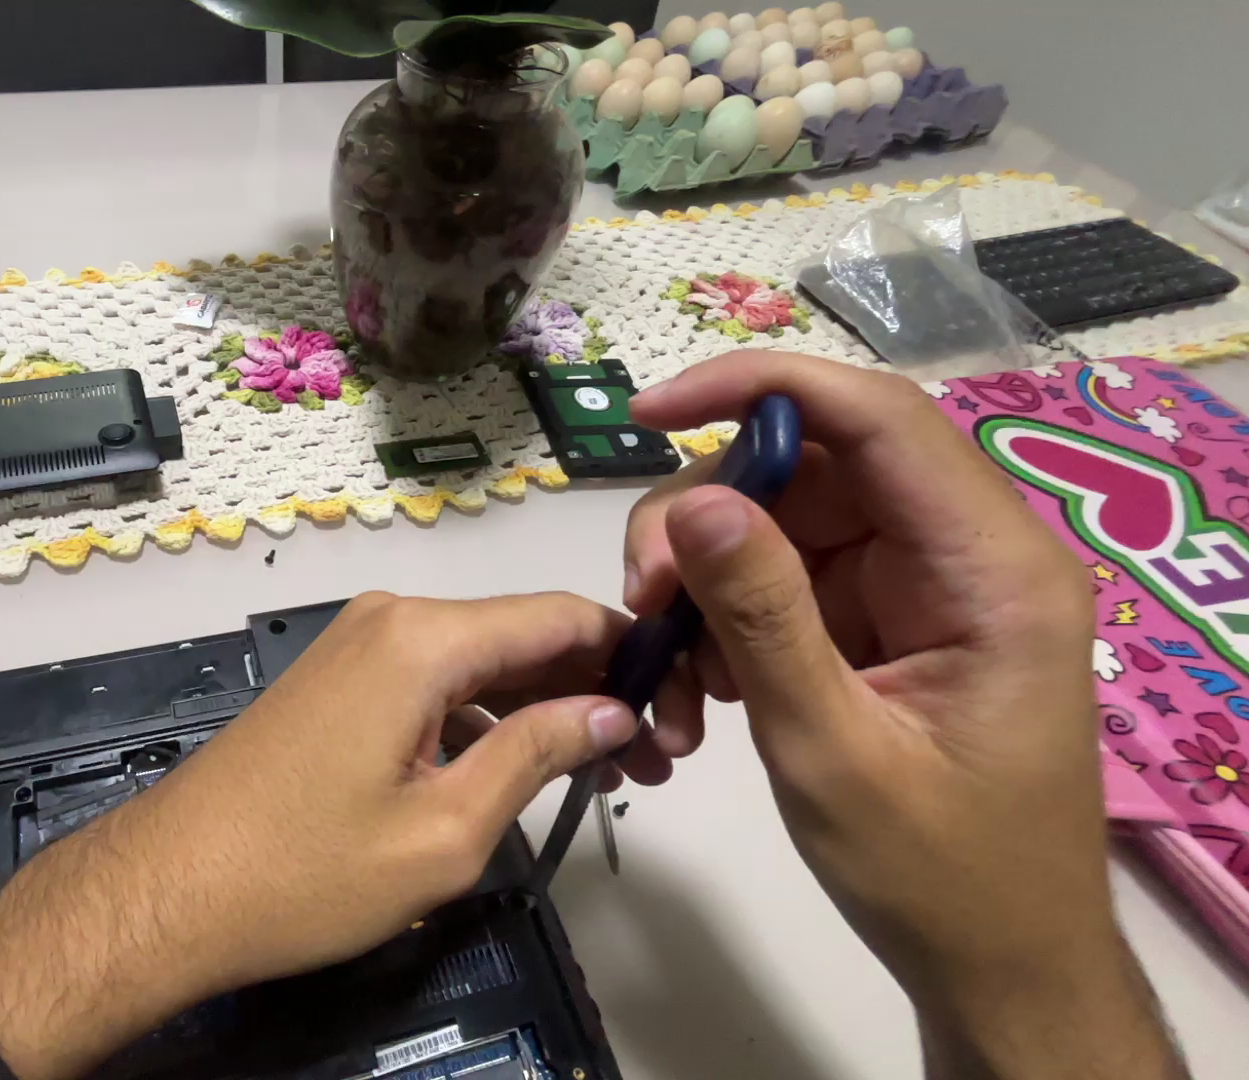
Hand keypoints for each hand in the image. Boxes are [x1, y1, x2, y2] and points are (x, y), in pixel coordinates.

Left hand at [0, 591, 704, 1079]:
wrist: (171, 885)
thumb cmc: (308, 869)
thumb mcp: (444, 829)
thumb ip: (534, 753)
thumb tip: (611, 712)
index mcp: (424, 636)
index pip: (559, 616)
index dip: (630, 657)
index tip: (679, 716)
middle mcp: (392, 616)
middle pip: (519, 634)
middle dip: (587, 688)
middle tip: (649, 764)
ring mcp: (358, 642)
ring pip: (476, 658)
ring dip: (536, 705)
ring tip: (595, 773)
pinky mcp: (339, 675)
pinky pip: (431, 678)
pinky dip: (480, 714)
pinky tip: (512, 764)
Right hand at [624, 351, 1181, 1077]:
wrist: (986, 956)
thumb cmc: (932, 868)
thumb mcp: (828, 743)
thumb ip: (763, 616)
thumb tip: (695, 503)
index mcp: (986, 567)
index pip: (874, 417)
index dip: (756, 387)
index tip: (648, 412)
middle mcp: (948, 551)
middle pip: (798, 470)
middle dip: (698, 521)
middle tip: (644, 602)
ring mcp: (900, 582)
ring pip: (764, 523)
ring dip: (692, 584)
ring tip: (665, 670)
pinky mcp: (860, 615)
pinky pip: (761, 579)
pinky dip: (709, 623)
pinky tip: (697, 689)